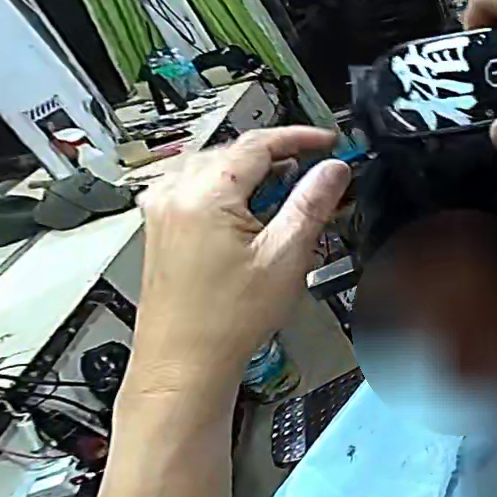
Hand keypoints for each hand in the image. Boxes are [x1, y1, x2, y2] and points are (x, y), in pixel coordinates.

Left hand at [130, 127, 349, 394]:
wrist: (185, 360)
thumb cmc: (230, 315)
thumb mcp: (286, 255)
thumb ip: (311, 203)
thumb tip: (334, 169)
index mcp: (203, 195)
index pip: (257, 144)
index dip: (300, 137)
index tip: (330, 141)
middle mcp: (174, 195)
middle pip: (234, 150)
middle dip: (281, 152)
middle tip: (320, 165)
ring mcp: (162, 210)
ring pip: (215, 165)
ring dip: (257, 168)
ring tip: (293, 185)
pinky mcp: (162, 226)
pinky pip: (198, 185)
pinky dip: (233, 184)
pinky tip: (255, 203)